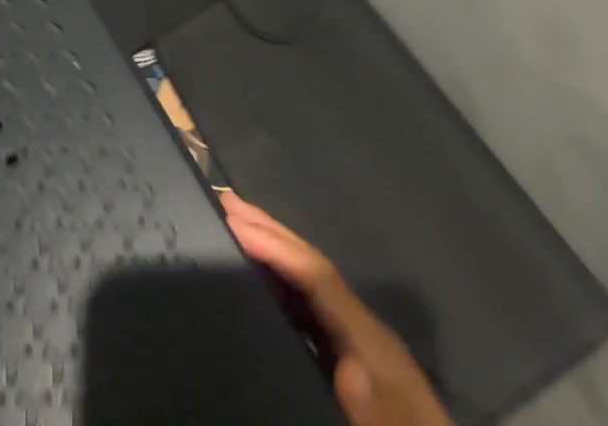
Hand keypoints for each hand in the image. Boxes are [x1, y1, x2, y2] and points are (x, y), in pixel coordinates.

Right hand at [222, 193, 452, 425]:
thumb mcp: (379, 417)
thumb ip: (362, 395)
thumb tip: (339, 364)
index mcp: (364, 335)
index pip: (317, 277)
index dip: (276, 247)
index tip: (233, 222)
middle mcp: (358, 326)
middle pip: (313, 268)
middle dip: (273, 232)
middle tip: (228, 202)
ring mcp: (353, 341)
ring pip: (310, 284)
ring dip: (275, 253)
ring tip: (236, 227)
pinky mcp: (346, 361)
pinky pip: (308, 309)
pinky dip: (281, 286)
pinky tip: (258, 285)